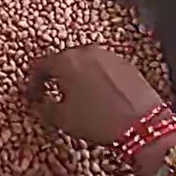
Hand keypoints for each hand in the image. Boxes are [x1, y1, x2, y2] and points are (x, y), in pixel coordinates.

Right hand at [28, 44, 164, 145]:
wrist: (143, 123)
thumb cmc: (99, 120)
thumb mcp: (63, 119)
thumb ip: (45, 107)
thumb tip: (40, 103)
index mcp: (66, 61)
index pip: (40, 66)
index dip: (33, 82)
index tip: (32, 95)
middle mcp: (86, 51)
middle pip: (63, 60)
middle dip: (55, 76)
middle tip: (51, 94)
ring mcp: (108, 55)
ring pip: (84, 62)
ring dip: (76, 76)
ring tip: (76, 96)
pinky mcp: (125, 63)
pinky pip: (102, 67)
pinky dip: (95, 77)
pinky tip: (98, 95)